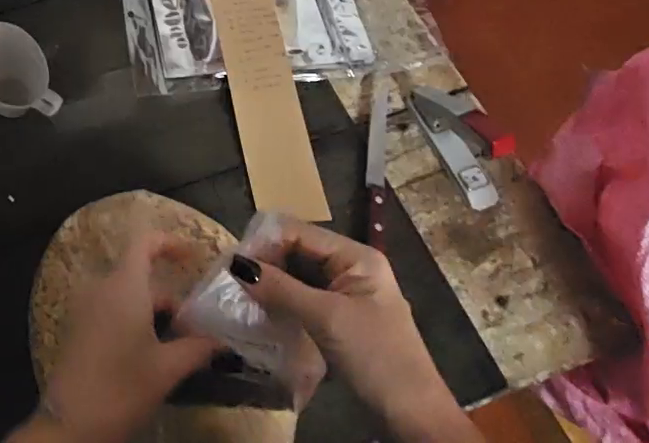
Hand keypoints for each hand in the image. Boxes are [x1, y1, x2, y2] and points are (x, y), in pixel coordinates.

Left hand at [20, 232, 219, 442]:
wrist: (70, 422)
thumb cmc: (122, 387)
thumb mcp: (167, 369)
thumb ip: (196, 348)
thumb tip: (222, 341)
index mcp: (123, 285)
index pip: (144, 242)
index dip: (169, 242)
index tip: (193, 256)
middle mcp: (102, 286)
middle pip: (139, 274)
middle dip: (169, 295)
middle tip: (197, 325)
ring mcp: (86, 305)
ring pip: (126, 294)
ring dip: (153, 311)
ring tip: (180, 344)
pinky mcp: (78, 326)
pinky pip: (111, 308)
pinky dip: (134, 319)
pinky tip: (151, 352)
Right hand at [230, 219, 480, 442]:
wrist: (415, 418)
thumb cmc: (376, 358)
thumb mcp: (325, 319)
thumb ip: (280, 288)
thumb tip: (235, 265)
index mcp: (355, 256)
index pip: (298, 232)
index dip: (264, 242)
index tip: (234, 264)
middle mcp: (350, 266)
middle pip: (296, 249)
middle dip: (265, 262)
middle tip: (234, 281)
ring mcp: (346, 293)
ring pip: (297, 274)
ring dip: (270, 282)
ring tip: (242, 295)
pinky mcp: (339, 317)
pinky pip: (302, 296)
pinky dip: (282, 301)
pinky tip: (262, 311)